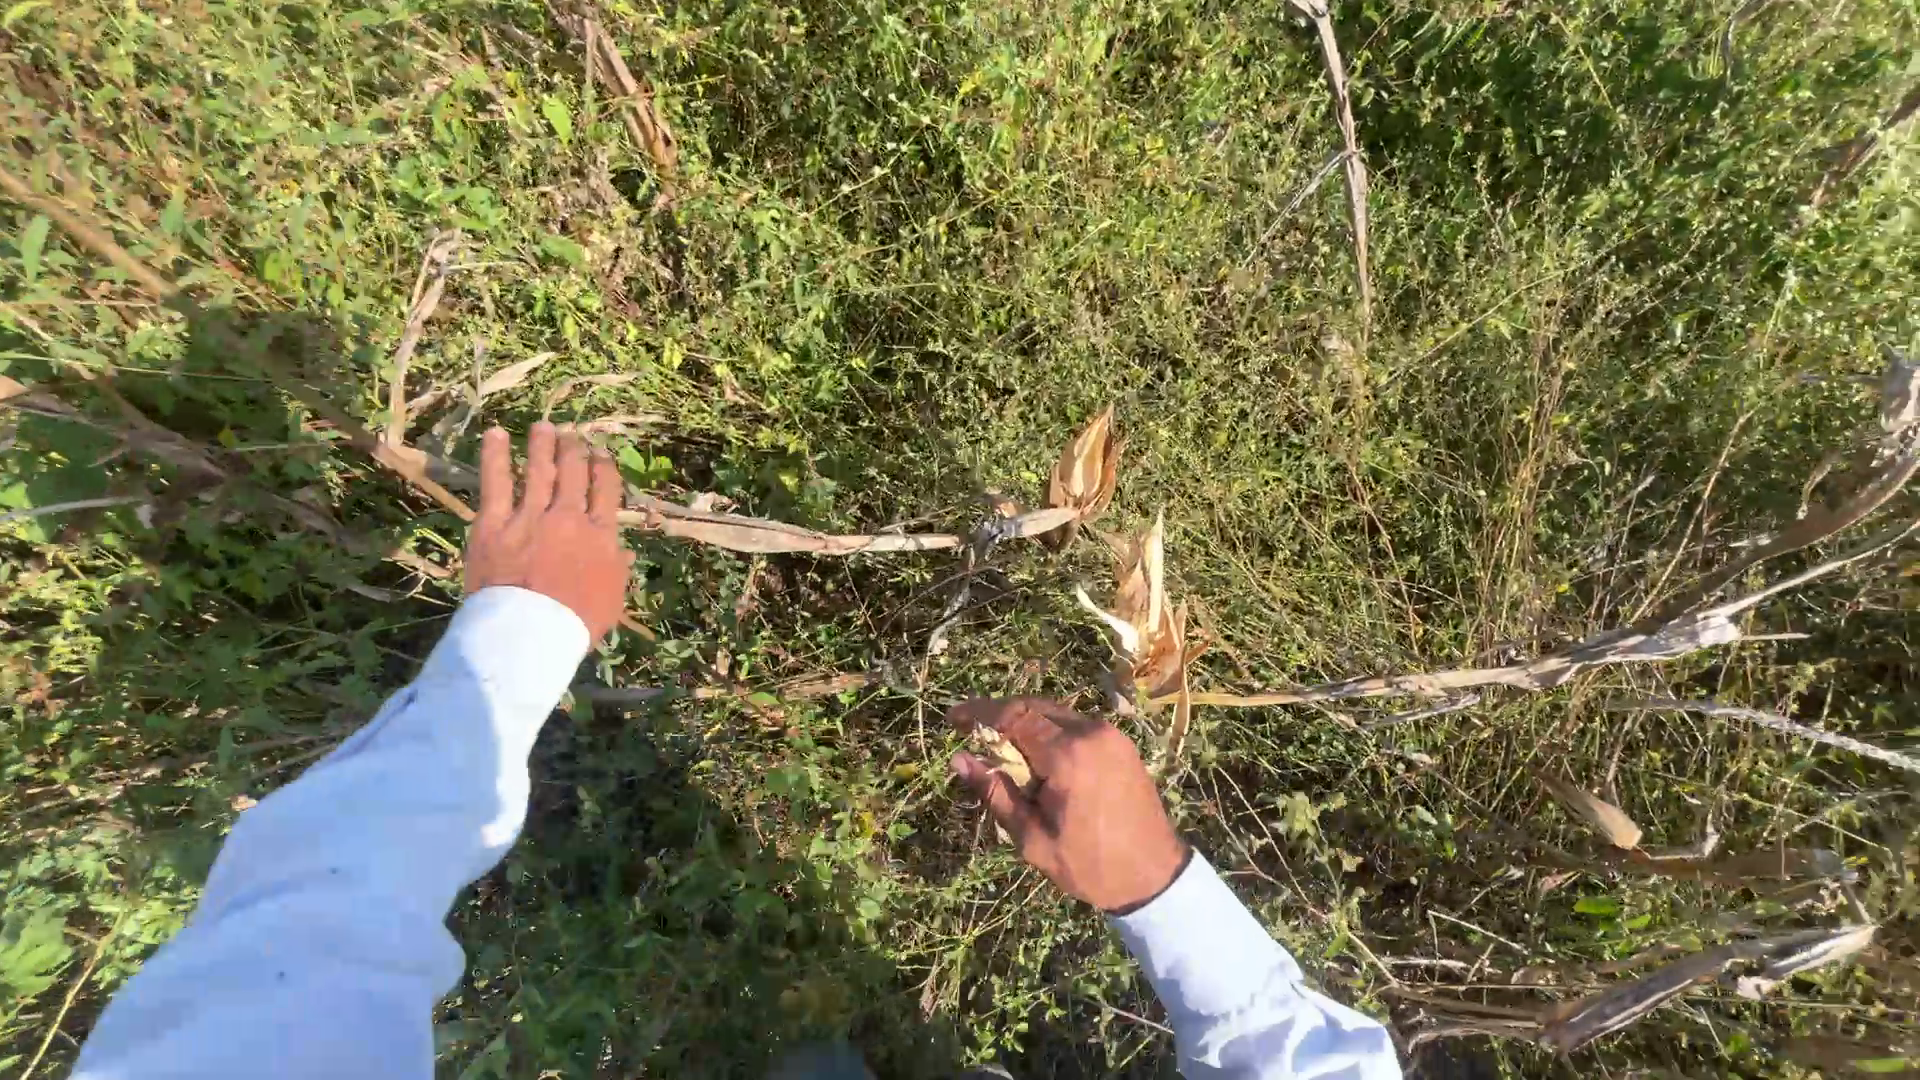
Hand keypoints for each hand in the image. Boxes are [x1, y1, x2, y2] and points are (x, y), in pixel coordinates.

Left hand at [465, 423, 633, 639]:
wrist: (530, 633)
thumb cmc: (576, 621)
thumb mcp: (612, 598)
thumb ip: (618, 570)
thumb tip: (623, 551)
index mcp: (600, 536)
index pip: (606, 492)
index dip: (604, 469)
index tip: (601, 455)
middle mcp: (569, 518)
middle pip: (574, 474)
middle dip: (575, 450)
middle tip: (572, 435)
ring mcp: (531, 517)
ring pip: (540, 471)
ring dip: (542, 445)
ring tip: (543, 427)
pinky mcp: (494, 523)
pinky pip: (496, 483)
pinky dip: (496, 457)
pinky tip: (497, 435)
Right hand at [949, 698, 1189, 912]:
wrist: (1155, 876)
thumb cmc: (1089, 865)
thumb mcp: (1032, 838)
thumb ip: (995, 793)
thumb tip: (958, 759)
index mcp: (1067, 755)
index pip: (1014, 716)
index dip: (979, 713)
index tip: (953, 718)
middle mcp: (1090, 732)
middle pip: (1033, 707)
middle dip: (999, 715)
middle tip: (972, 732)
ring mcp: (1109, 734)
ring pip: (1054, 713)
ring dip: (1025, 722)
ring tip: (1001, 748)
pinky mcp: (1120, 742)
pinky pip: (1075, 724)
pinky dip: (1049, 731)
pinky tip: (1037, 755)